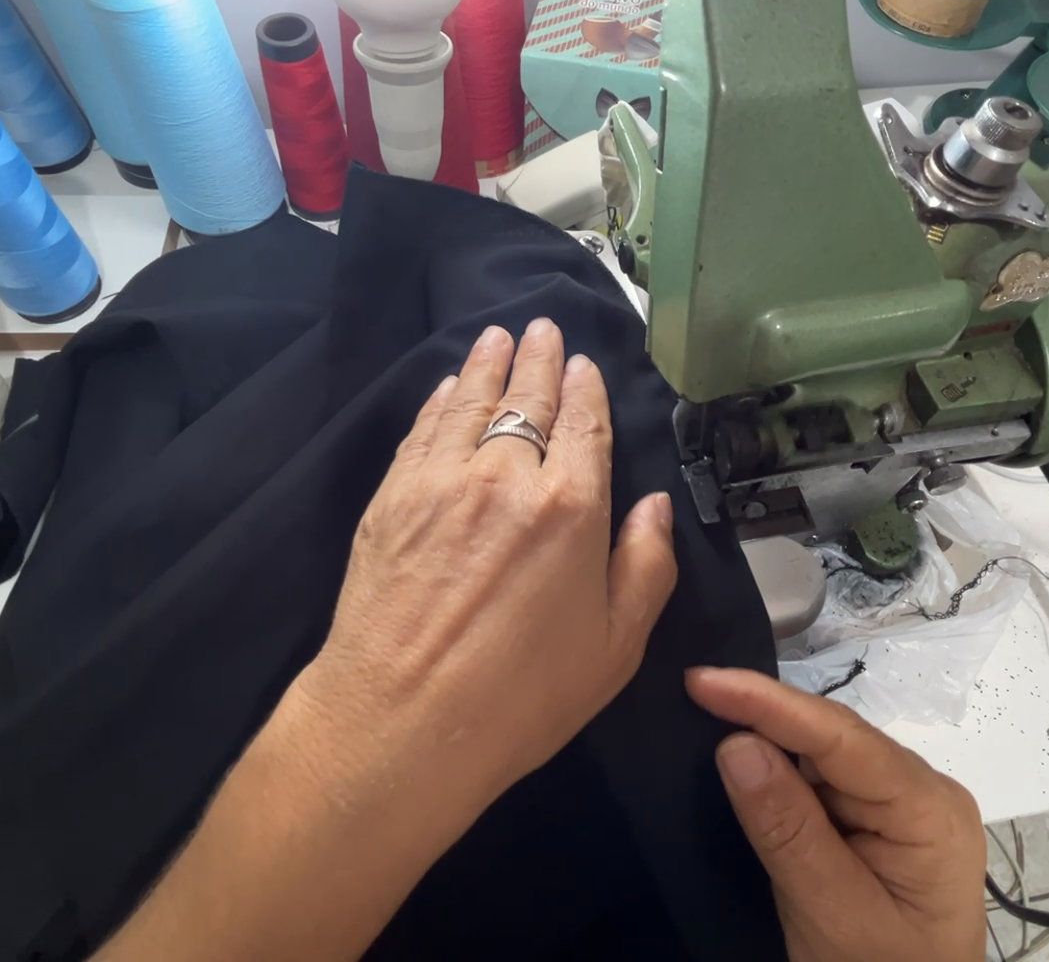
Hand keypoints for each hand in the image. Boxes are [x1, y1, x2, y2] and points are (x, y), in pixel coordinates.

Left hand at [95, 320, 678, 961]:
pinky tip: (446, 385)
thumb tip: (654, 502)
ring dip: (487, 364)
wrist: (400, 722)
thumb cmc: (523, 696)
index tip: (583, 363)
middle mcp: (507, 475)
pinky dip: (439, 400)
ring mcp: (442, 479)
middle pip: (527, 400)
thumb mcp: (616, 647)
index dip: (585, 390)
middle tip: (542, 326)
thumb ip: (645, 565)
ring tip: (497, 335)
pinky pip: (423, 429)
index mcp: (571, 507)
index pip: (583, 426)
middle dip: (539, 358)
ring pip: (470, 401)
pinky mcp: (393, 495)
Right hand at [687, 667, 986, 961]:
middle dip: (759, 711)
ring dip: (760, 735)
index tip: (701, 681)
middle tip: (691, 689)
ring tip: (703, 709)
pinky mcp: (868, 814)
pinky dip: (771, 767)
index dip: (767, 701)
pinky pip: (811, 774)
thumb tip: (734, 743)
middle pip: (826, 733)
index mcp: (928, 809)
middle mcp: (917, 788)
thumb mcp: (832, 915)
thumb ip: (787, 830)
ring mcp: (894, 799)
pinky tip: (738, 752)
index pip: (840, 736)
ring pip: (814, 748)